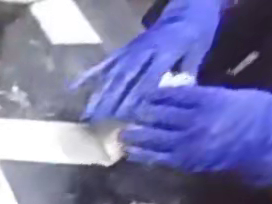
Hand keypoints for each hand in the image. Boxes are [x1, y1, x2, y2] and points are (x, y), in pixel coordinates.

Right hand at [74, 0, 222, 120]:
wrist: (190, 7)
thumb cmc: (197, 33)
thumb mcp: (199, 51)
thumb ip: (185, 74)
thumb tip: (172, 99)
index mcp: (168, 49)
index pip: (148, 79)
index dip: (136, 99)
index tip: (125, 118)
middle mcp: (145, 50)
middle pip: (124, 80)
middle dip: (111, 102)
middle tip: (99, 123)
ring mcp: (131, 50)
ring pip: (111, 75)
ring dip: (98, 96)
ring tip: (87, 116)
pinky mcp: (123, 50)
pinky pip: (103, 64)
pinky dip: (87, 75)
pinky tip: (72, 88)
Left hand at [122, 84, 271, 188]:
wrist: (268, 144)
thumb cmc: (257, 114)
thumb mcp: (236, 96)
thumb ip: (207, 97)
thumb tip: (180, 97)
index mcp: (213, 101)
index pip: (178, 96)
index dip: (158, 95)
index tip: (144, 93)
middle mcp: (197, 122)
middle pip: (161, 117)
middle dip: (142, 114)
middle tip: (127, 113)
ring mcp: (188, 143)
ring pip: (153, 138)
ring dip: (135, 135)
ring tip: (122, 132)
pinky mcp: (183, 161)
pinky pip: (156, 157)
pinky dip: (141, 153)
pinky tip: (130, 150)